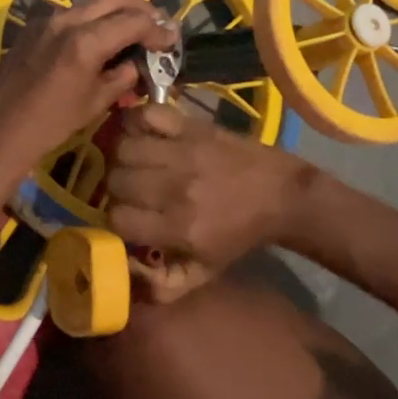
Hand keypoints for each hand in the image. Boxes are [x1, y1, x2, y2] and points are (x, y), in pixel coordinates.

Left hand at [0, 0, 176, 184]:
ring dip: (117, 12)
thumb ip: (123, 77)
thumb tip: (138, 64)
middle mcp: (66, 19)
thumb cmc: (49, 125)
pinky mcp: (33, 26)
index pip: (134, 20)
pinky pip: (73, 13)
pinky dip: (94, 19)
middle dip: (142, 9)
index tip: (171, 41)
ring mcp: (47, 18)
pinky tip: (100, 40)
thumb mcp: (95, 103)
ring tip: (132, 34)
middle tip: (157, 28)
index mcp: (85, 40)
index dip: (158, 30)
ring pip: (94, 1)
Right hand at [106, 104, 315, 301]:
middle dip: (117, 189)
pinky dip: (136, 119)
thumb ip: (164, 284)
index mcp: (179, 228)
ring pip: (123, 147)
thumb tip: (125, 274)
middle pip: (115, 181)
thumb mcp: (205, 271)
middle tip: (131, 191)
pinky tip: (141, 133)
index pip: (118, 218)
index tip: (128, 218)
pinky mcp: (192, 126)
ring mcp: (183, 153)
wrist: (281, 195)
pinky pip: (146, 114)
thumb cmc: (240, 235)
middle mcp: (176, 189)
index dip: (117, 219)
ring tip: (134, 163)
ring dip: (122, 157)